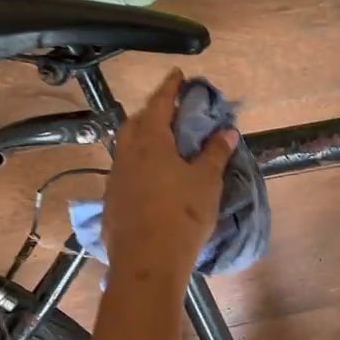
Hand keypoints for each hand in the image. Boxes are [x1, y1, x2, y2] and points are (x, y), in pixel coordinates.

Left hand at [102, 70, 237, 277]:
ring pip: (127, 147)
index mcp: (151, 142)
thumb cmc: (181, 216)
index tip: (178, 74)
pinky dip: (139, 162)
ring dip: (144, 137)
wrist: (146, 264)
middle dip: (153, 111)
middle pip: (137, 123)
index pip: (160, 104)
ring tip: (162, 140)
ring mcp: (116, 179)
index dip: (170, 88)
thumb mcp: (206, 181)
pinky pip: (125, 170)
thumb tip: (227, 131)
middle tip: (171, 108)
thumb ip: (215, 153)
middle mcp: (128, 154)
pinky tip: (152, 176)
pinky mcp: (112, 202)